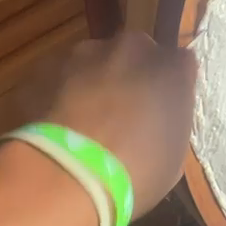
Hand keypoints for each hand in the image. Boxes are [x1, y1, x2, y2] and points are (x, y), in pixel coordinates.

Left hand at [31, 32, 196, 215]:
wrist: (68, 177)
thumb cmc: (136, 173)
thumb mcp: (172, 156)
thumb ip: (169, 123)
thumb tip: (155, 121)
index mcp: (173, 67)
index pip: (180, 64)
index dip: (168, 86)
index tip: (161, 109)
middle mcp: (134, 48)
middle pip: (136, 54)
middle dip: (130, 76)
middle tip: (121, 113)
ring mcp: (86, 52)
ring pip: (94, 61)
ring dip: (92, 82)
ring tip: (82, 123)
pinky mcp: (46, 66)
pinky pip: (59, 77)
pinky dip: (59, 94)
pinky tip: (55, 127)